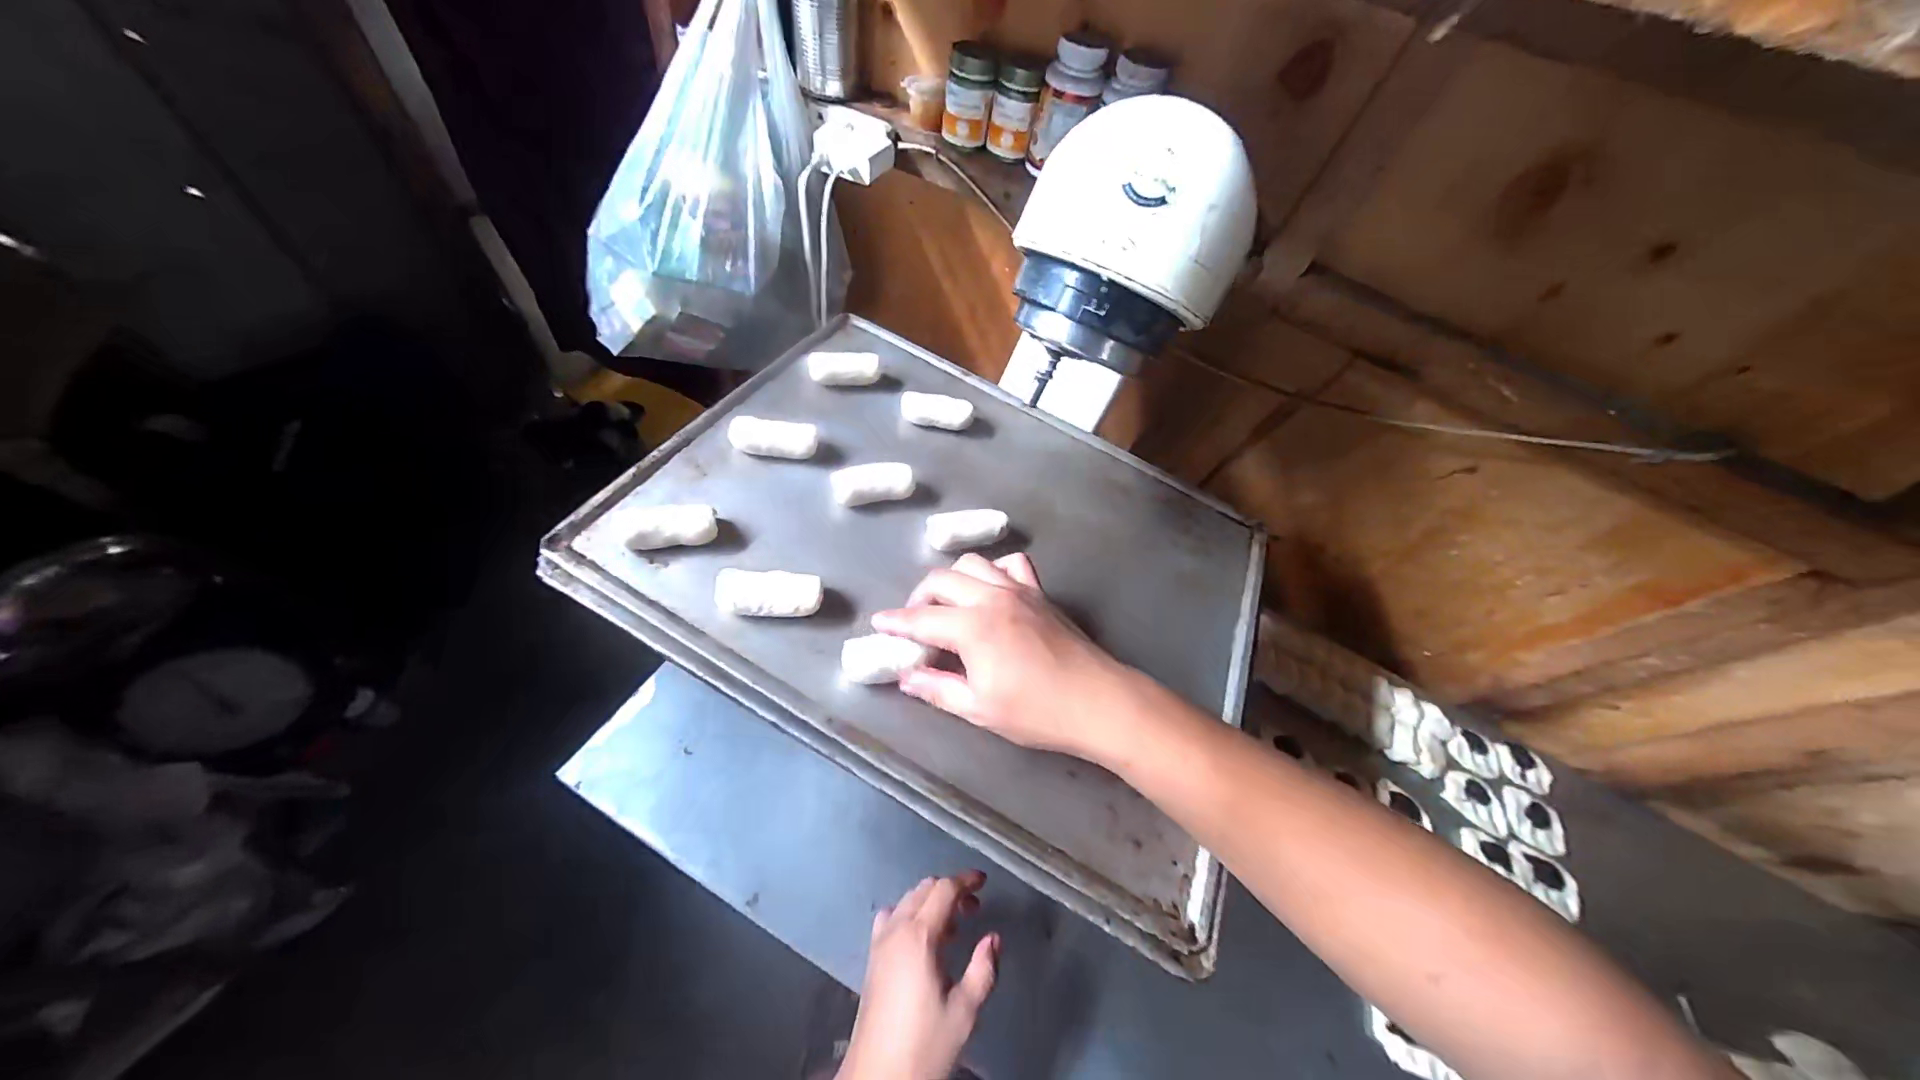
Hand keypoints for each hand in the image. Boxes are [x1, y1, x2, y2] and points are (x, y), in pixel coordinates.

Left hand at [838, 872, 997, 1079]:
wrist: (877, 1077)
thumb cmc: (925, 1045)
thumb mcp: (964, 1011)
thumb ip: (983, 969)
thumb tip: (993, 938)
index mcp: (919, 936)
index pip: (943, 890)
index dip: (965, 880)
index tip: (984, 882)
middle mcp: (896, 930)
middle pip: (924, 889)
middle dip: (951, 890)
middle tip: (974, 908)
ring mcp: (880, 942)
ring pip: (907, 900)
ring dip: (930, 901)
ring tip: (953, 926)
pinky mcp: (872, 958)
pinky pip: (891, 918)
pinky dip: (910, 913)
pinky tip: (922, 938)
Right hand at [872, 553, 1146, 762]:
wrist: (1097, 701)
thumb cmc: (1037, 712)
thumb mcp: (979, 708)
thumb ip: (937, 688)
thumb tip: (906, 677)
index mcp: (972, 628)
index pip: (920, 619)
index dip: (895, 622)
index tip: (878, 624)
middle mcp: (992, 598)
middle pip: (941, 581)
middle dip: (918, 598)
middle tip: (914, 623)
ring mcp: (1019, 590)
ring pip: (972, 564)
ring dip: (952, 580)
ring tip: (949, 605)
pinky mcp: (1039, 592)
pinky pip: (1011, 564)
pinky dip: (993, 571)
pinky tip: (991, 592)